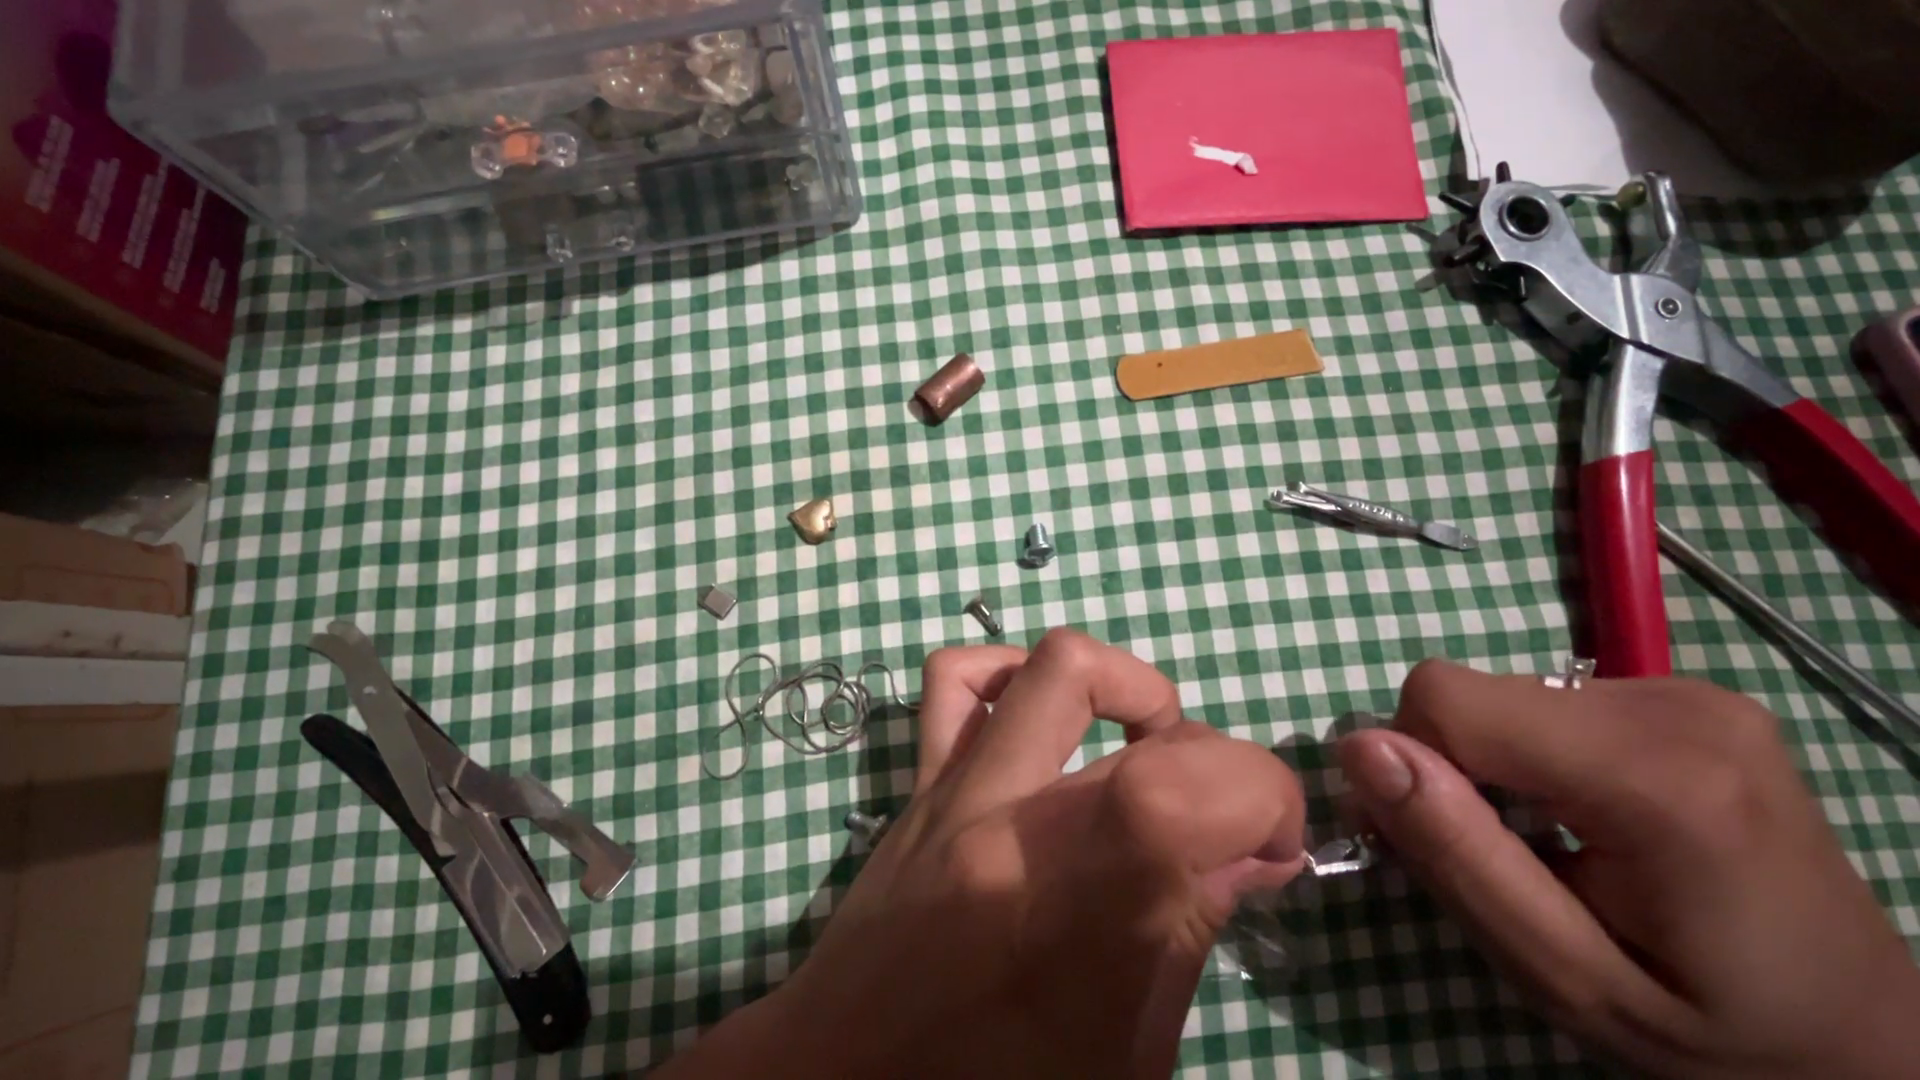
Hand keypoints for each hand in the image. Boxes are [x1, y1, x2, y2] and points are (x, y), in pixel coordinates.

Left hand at [658, 629, 1306, 1078]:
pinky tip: (1043, 724)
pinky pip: (953, 682)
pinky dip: (1013, 675)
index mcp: (1085, 899)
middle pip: (1153, 719)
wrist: (844, 1079)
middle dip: (1216, 757)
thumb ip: (1187, 929)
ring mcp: (960, 789)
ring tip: (1138, 749)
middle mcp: (1021, 819)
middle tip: (1212, 824)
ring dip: (1125, 690)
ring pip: (1056, 666)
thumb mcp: (1126, 1047)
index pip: (1213, 780)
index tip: (1271, 851)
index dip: (1270, 799)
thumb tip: (1251, 853)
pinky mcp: (919, 784)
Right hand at [1338, 661, 1919, 1078]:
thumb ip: (1459, 856)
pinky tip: (1583, 812)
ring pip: (1503, 692)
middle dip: (1449, 766)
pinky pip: (1548, 697)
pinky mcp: (1692, 695)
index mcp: (1658, 779)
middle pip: (1472, 692)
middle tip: (1492, 854)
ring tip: (1544, 840)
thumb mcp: (1563, 976)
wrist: (1867, 1039)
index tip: (1433, 839)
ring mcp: (1694, 693)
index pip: (1448, 698)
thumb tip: (1360, 747)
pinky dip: (1533, 750)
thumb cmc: (1710, 1030)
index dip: (1410, 761)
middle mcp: (1680, 707)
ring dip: (1492, 761)